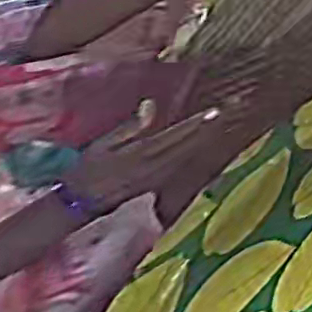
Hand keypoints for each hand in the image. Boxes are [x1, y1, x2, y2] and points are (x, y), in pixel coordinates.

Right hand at [63, 109, 221, 214]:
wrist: (72, 208)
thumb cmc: (84, 173)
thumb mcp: (100, 147)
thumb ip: (129, 126)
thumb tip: (150, 103)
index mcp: (142, 153)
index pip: (179, 133)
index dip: (200, 120)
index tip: (220, 107)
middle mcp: (157, 163)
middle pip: (195, 140)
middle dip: (217, 122)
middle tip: (239, 103)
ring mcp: (162, 174)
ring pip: (196, 149)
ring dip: (215, 132)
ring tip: (234, 115)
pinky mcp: (162, 182)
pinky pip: (188, 161)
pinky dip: (204, 147)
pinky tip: (216, 136)